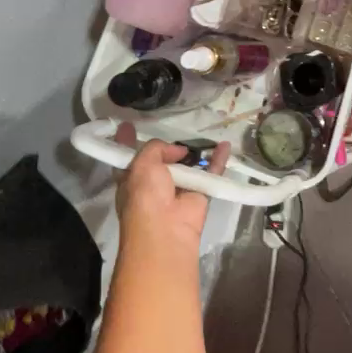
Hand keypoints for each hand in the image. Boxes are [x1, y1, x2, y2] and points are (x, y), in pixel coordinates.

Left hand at [113, 124, 226, 255]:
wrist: (165, 228)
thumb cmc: (144, 196)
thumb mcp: (142, 164)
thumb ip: (157, 148)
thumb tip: (180, 151)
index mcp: (132, 178)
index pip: (128, 156)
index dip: (126, 141)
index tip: (127, 124)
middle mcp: (154, 183)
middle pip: (161, 159)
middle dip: (167, 146)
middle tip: (175, 128)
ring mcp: (178, 188)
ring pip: (188, 164)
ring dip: (196, 151)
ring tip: (204, 134)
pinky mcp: (199, 193)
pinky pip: (211, 172)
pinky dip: (219, 159)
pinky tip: (225, 145)